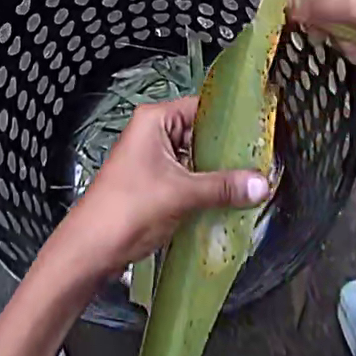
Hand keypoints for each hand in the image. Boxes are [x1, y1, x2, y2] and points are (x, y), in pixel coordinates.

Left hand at [52, 97, 269, 277]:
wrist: (91, 248)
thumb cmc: (131, 208)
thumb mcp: (182, 194)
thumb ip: (223, 187)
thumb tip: (264, 184)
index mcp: (155, 120)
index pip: (200, 107)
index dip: (230, 118)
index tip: (261, 129)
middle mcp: (153, 132)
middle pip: (199, 133)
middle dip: (228, 149)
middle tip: (264, 159)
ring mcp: (152, 158)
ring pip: (194, 158)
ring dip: (219, 170)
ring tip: (255, 179)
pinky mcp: (154, 182)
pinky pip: (187, 177)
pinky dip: (206, 186)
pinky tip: (232, 197)